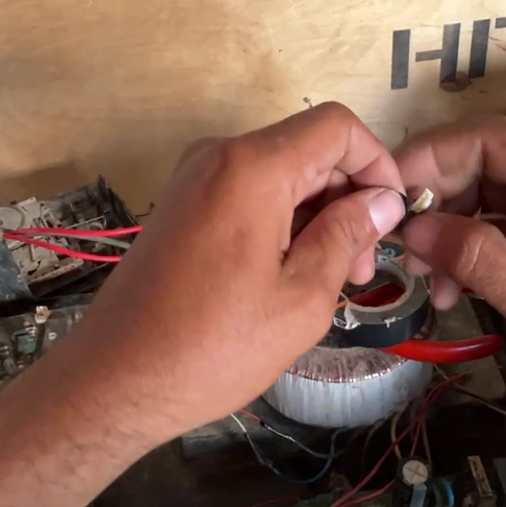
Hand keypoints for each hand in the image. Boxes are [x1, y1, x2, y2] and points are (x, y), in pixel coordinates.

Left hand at [45, 103, 407, 447]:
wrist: (114, 379)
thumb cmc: (212, 346)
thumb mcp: (301, 298)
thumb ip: (348, 237)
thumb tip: (382, 202)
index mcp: (252, 167)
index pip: (337, 127)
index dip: (377, 163)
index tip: (391, 216)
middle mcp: (219, 154)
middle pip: (308, 148)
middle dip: (347, 197)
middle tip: (360, 268)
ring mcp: (195, 176)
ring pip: (281, 172)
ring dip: (316, 213)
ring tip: (327, 279)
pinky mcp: (182, 202)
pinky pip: (248, 190)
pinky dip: (281, 218)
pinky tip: (288, 272)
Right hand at [395, 120, 505, 444]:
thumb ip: (477, 259)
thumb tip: (412, 226)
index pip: (489, 140)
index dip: (430, 159)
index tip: (385, 191)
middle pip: (492, 164)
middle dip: (440, 200)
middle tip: (399, 243)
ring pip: (500, 197)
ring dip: (458, 231)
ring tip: (425, 276)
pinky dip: (484, 251)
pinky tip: (457, 286)